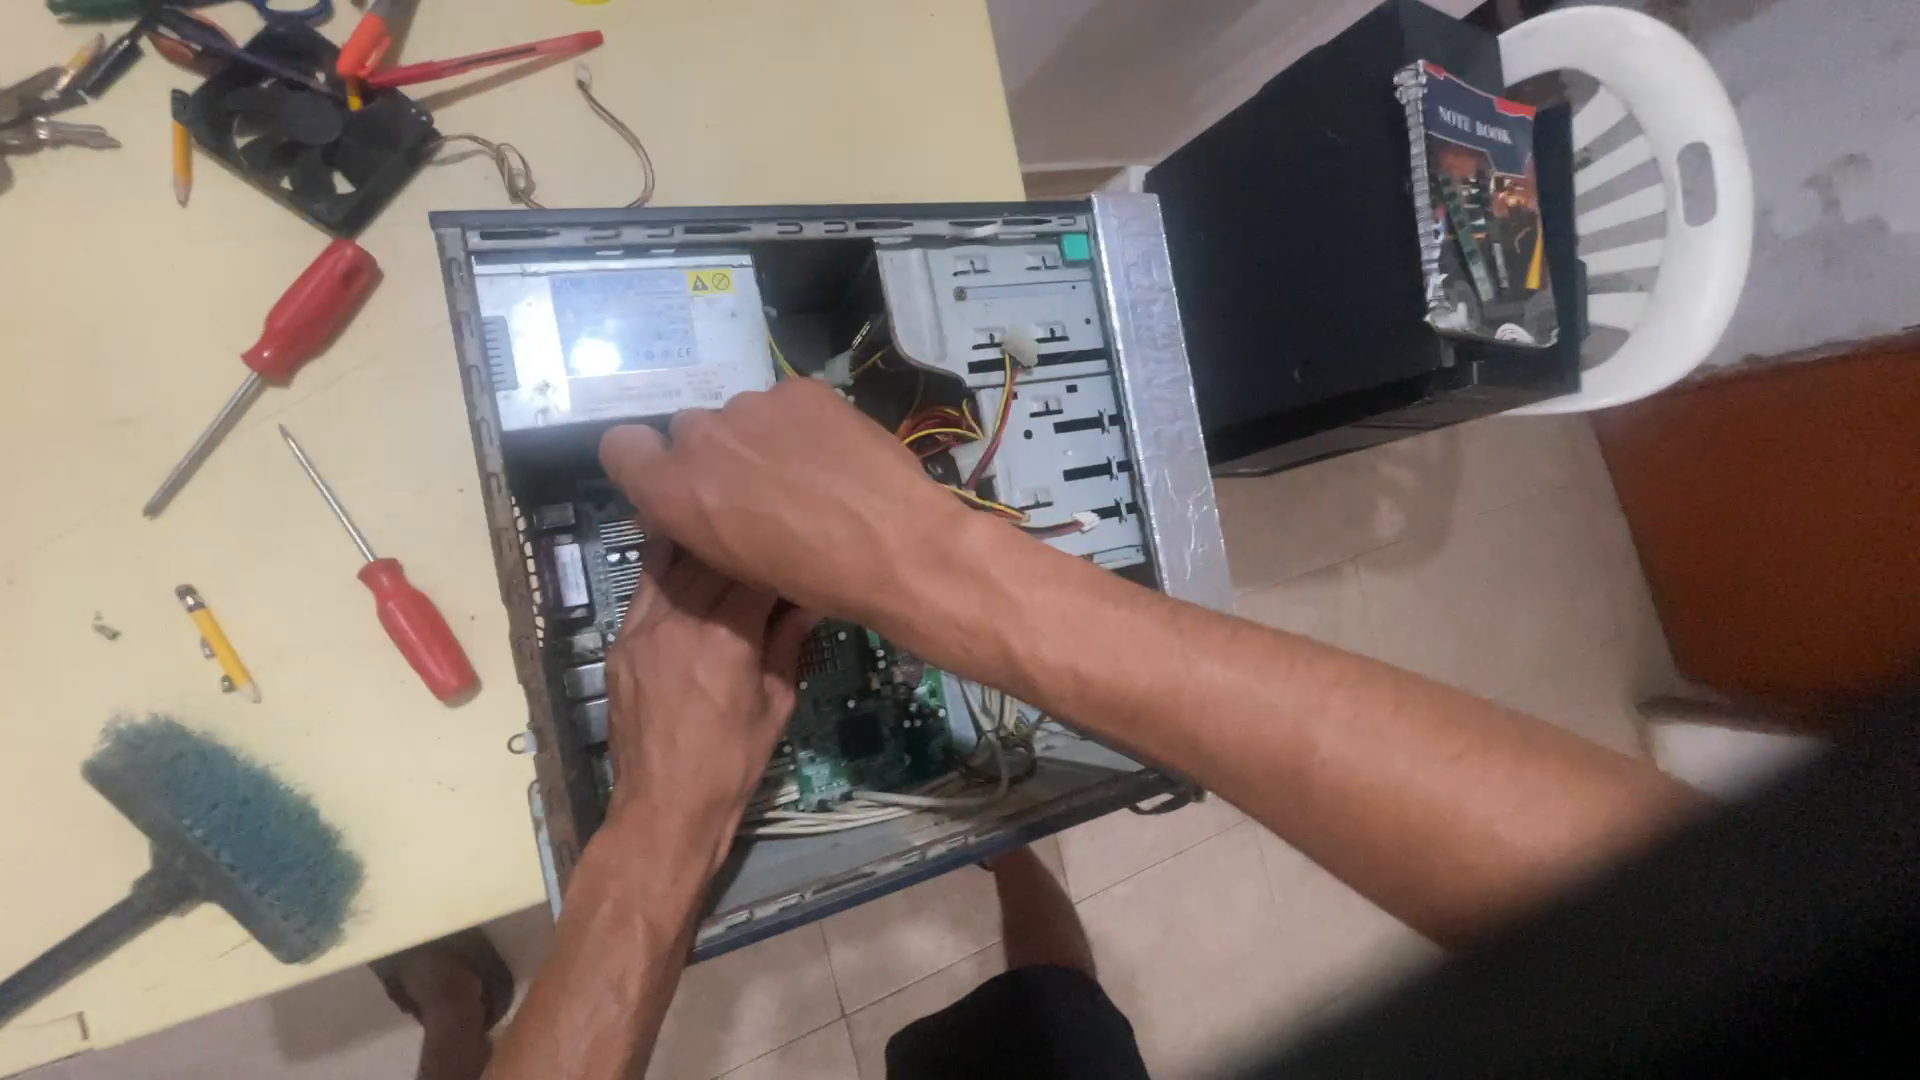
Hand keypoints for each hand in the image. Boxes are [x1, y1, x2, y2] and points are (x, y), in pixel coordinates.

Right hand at [598, 379, 978, 627]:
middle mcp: (701, 438)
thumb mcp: (739, 564)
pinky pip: (788, 402)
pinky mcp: (802, 390)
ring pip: (743, 415)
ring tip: (810, 472)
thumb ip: (703, 518)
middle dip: (717, 455)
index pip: (621, 446)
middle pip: (691, 431)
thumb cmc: (815, 576)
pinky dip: (803, 423)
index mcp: (673, 490)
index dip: (647, 459)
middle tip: (761, 485)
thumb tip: (707, 499)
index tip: (677, 477)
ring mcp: (753, 406)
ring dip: (763, 437)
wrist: (895, 545)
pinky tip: (835, 453)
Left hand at [601, 543, 815, 872]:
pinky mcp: (619, 644)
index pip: (754, 574)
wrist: (666, 805)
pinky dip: (669, 575)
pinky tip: (688, 572)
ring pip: (669, 564)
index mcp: (724, 636)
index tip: (795, 560)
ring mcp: (640, 630)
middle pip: (710, 559)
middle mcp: (678, 621)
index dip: (779, 562)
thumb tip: (813, 601)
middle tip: (764, 548)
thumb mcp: (778, 702)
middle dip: (741, 550)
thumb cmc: (734, 759)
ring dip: (700, 552)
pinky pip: (644, 592)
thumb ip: (790, 643)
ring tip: (723, 544)